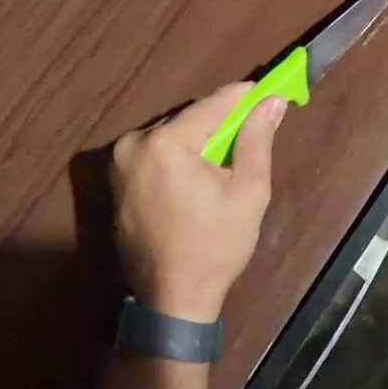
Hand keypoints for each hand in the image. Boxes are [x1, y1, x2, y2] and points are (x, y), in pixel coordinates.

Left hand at [110, 83, 285, 322]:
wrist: (172, 299)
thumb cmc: (215, 247)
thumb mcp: (248, 193)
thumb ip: (257, 140)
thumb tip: (272, 101)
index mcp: (166, 144)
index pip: (211, 106)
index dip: (241, 96)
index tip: (266, 89)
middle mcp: (135, 142)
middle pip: (188, 119)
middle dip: (219, 121)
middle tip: (250, 126)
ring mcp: (120, 159)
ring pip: (171, 132)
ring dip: (197, 138)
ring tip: (224, 156)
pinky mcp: (115, 175)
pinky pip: (154, 150)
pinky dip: (177, 154)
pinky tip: (196, 173)